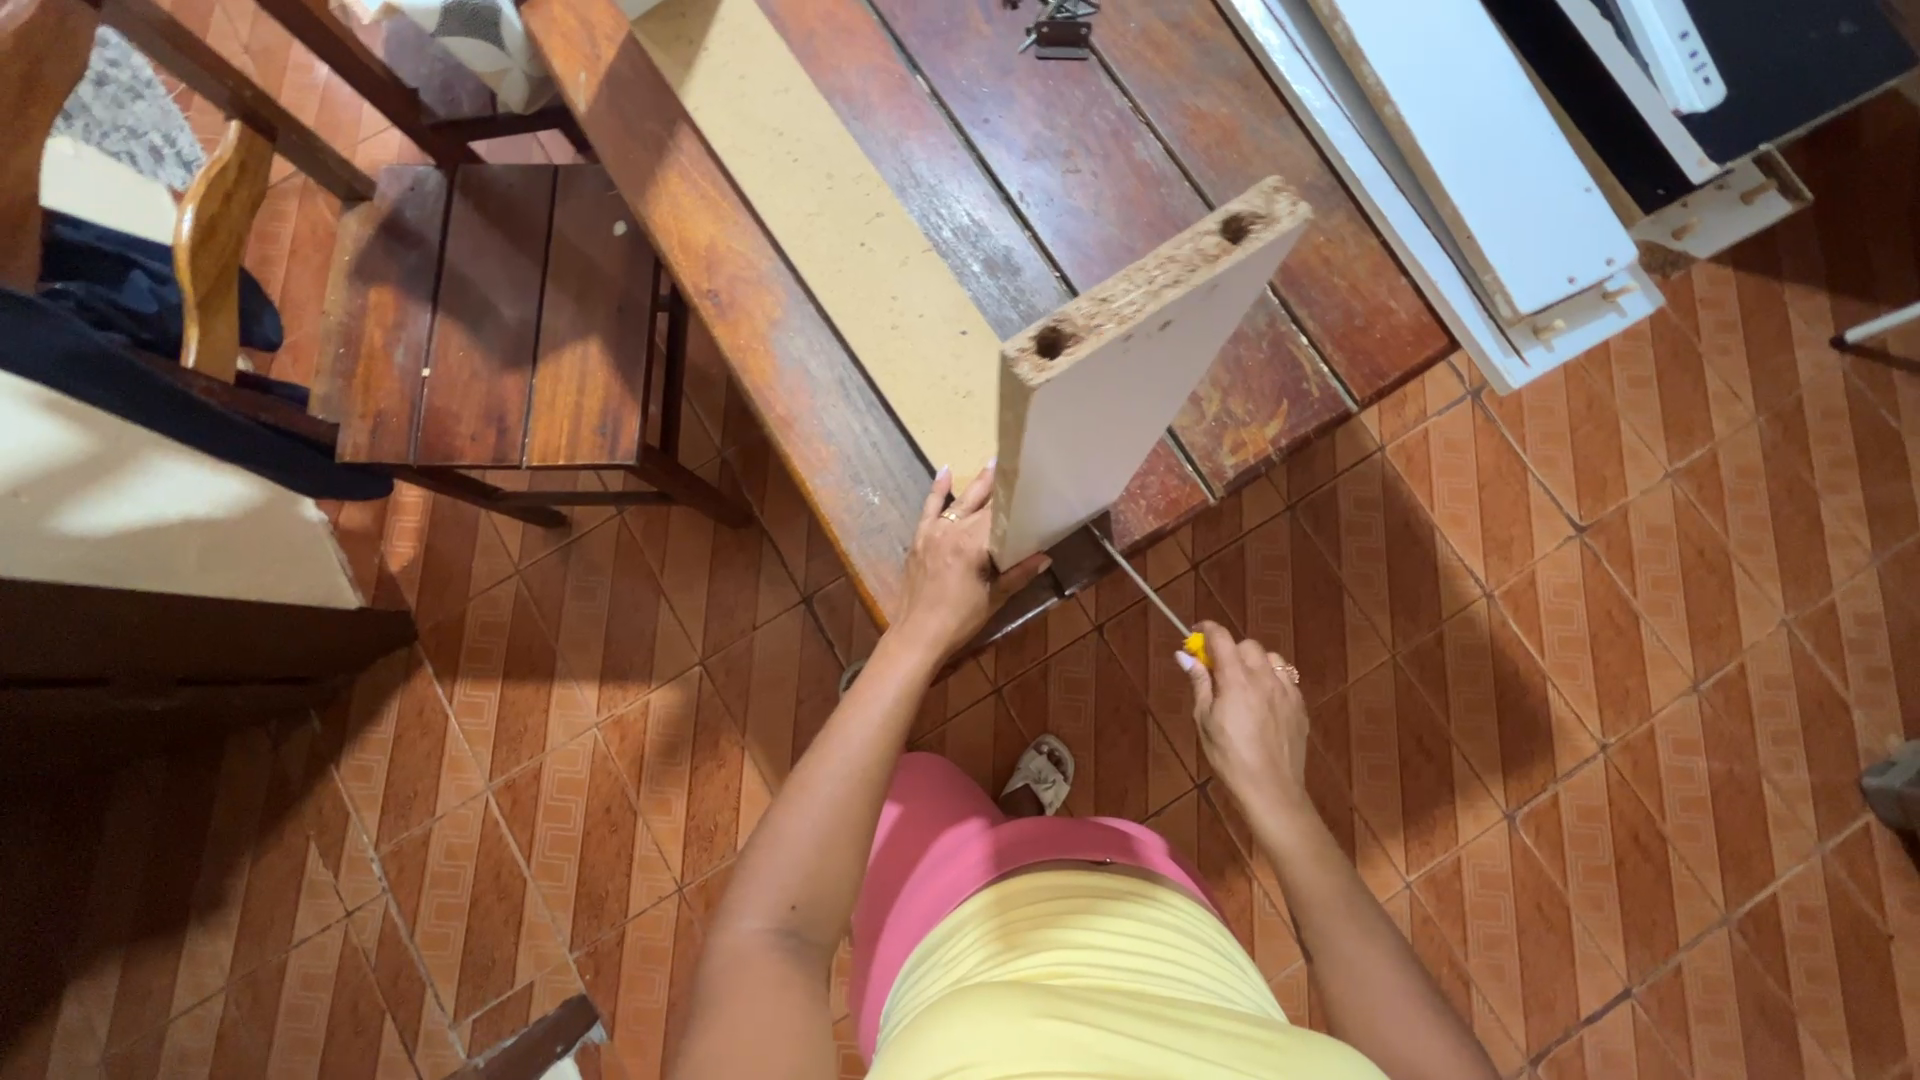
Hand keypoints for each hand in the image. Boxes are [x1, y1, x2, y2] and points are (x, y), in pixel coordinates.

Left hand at [893, 463, 1050, 661]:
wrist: (917, 635)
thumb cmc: (959, 620)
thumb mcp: (994, 598)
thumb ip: (1018, 574)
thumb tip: (1045, 556)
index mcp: (973, 545)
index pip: (998, 516)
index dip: (1014, 502)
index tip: (1030, 486)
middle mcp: (952, 531)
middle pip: (980, 506)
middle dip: (999, 488)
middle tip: (1015, 467)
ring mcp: (932, 533)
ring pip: (958, 502)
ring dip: (976, 484)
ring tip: (992, 464)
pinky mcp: (919, 539)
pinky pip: (930, 508)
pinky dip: (937, 490)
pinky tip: (945, 471)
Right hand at [1179, 621, 1313, 820]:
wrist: (1270, 789)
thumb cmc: (1228, 757)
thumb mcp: (1204, 720)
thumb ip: (1199, 683)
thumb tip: (1185, 656)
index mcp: (1237, 679)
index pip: (1222, 638)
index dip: (1207, 629)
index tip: (1195, 633)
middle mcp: (1265, 678)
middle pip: (1248, 645)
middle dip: (1230, 649)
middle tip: (1217, 669)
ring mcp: (1287, 691)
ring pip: (1271, 658)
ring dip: (1254, 662)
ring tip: (1243, 682)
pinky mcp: (1300, 706)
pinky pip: (1286, 679)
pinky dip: (1272, 678)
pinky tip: (1263, 699)